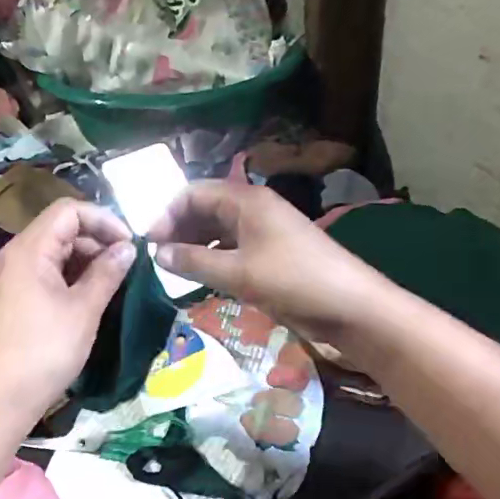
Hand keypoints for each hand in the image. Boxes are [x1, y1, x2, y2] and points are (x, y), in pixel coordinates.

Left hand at [0, 199, 136, 421]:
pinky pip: (39, 274)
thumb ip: (107, 272)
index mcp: (28, 250)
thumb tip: (127, 248)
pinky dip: (66, 278)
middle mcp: (10, 256)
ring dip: (83, 262)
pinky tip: (86, 299)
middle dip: (96, 241)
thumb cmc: (46, 350)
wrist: (0, 400)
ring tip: (111, 285)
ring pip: (50, 253)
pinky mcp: (5, 300)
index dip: (104, 220)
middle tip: (126, 268)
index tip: (130, 245)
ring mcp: (4, 279)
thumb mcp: (84, 309)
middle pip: (58, 230)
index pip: (68, 211)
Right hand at [149, 181, 388, 340]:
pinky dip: (215, 261)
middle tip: (158, 259)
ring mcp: (265, 234)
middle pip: (206, 210)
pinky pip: (234, 252)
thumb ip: (194, 260)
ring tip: (174, 271)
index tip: (149, 242)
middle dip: (179, 230)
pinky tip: (202, 280)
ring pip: (219, 232)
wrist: (350, 306)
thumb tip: (157, 252)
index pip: (194, 192)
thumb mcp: (239, 272)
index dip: (168, 213)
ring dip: (195, 247)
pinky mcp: (272, 258)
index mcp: (247, 200)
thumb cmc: (294, 280)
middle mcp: (254, 210)